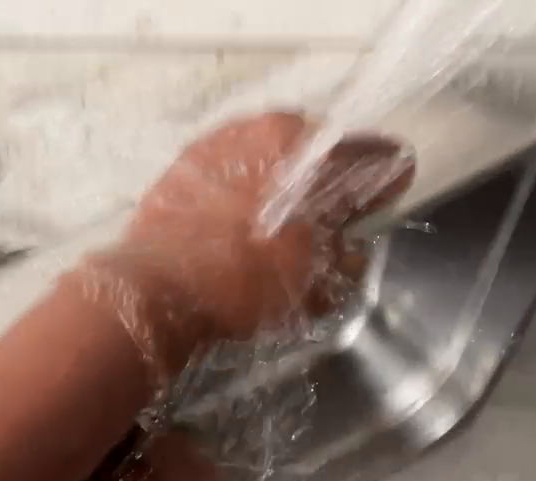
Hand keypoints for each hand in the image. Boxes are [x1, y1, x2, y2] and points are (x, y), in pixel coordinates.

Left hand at [75, 112, 412, 376]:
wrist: (151, 295)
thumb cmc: (239, 283)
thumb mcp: (308, 283)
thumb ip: (342, 262)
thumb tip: (350, 255)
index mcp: (306, 146)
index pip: (370, 156)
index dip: (383, 183)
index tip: (384, 202)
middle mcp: (259, 130)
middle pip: (312, 155)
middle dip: (324, 188)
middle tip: (324, 229)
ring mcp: (211, 148)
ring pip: (263, 166)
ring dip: (276, 194)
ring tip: (273, 238)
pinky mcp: (173, 176)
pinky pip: (223, 183)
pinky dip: (235, 203)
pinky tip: (230, 239)